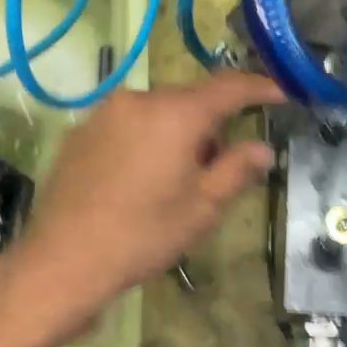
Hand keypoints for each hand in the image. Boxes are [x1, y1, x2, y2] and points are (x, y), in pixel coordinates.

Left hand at [0, 73, 282, 334]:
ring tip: (171, 185)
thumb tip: (262, 148)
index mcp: (176, 114)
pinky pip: (126, 128)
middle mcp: (138, 100)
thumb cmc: (143, 234)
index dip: (259, 88)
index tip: (280, 95)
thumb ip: (236, 170)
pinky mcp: (79, 134)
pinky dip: (143, 144)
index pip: (228, 87)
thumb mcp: (202, 208)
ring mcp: (103, 114)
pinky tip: (136, 185)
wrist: (65, 259)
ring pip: (155, 115)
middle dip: (209, 128)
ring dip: (174, 137)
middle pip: (188, 102)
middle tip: (214, 172)